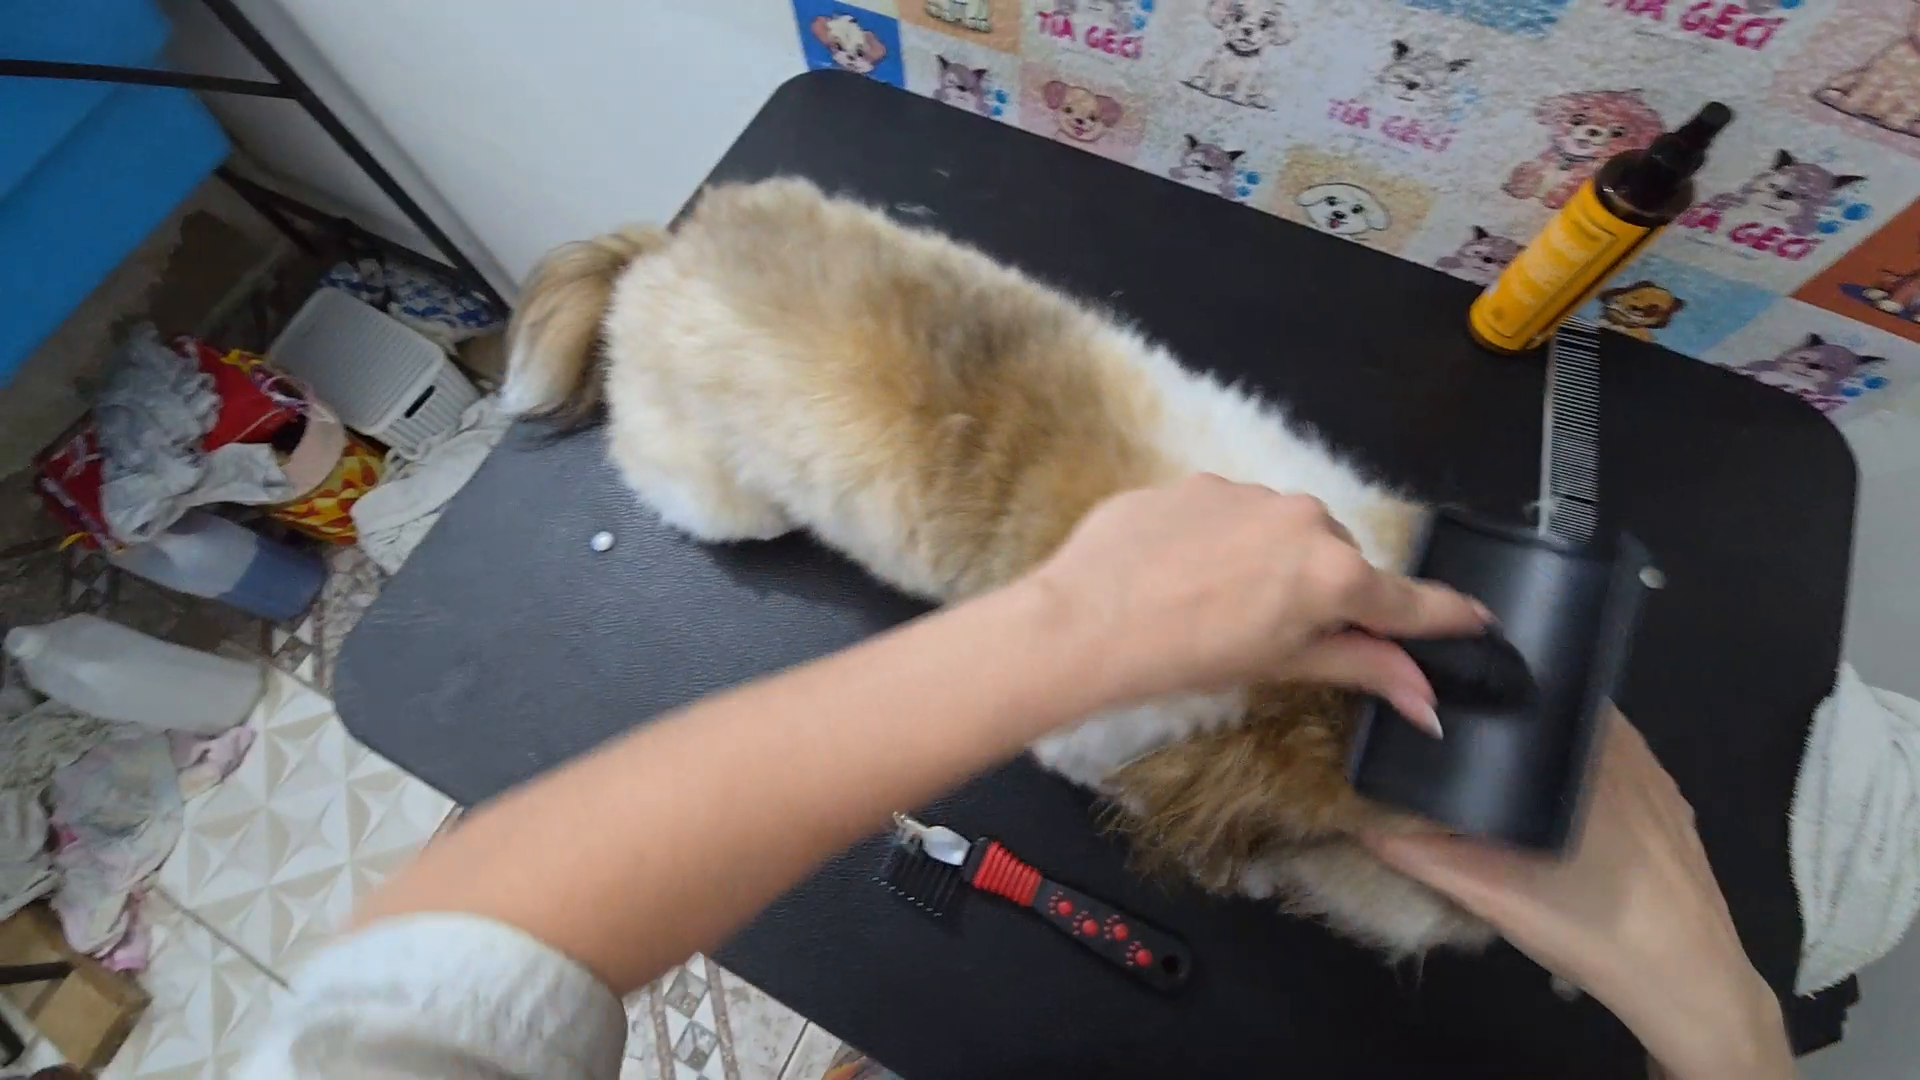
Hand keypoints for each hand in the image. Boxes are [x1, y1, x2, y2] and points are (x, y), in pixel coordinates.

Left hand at [1022, 474, 1488, 729]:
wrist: (1084, 620)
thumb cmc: (1185, 657)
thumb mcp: (1276, 665)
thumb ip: (1359, 666)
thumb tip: (1428, 698)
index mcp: (1333, 573)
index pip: (1405, 599)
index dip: (1440, 614)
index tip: (1474, 619)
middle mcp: (1301, 519)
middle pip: (1336, 556)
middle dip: (1320, 587)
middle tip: (1274, 623)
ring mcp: (1244, 492)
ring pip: (1279, 528)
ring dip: (1267, 556)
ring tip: (1214, 593)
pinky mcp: (1193, 481)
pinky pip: (1226, 511)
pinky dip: (1218, 535)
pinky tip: (1180, 564)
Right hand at [1365, 711, 1793, 1079]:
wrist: (1693, 993)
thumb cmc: (1593, 926)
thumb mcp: (1488, 893)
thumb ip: (1417, 853)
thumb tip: (1354, 817)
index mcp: (1588, 759)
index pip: (1538, 687)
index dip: (1490, 677)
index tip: (1447, 678)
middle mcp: (1629, 755)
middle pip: (1560, 706)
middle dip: (1512, 705)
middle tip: (1458, 713)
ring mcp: (1659, 782)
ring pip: (1590, 733)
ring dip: (1547, 732)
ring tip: (1493, 741)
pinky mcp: (1675, 810)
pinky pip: (1617, 760)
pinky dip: (1580, 759)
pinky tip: (1547, 786)